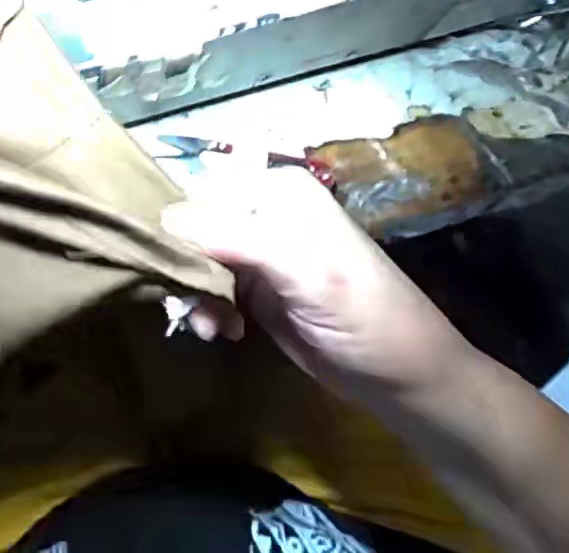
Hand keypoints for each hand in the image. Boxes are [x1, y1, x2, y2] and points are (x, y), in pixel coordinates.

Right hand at [161, 166, 480, 407]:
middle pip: (196, 228)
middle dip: (187, 268)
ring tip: (208, 326)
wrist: (404, 379)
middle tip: (189, 308)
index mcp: (277, 190)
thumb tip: (164, 221)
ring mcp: (256, 250)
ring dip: (195, 294)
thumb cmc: (363, 314)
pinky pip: (209, 286)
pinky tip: (221, 331)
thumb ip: (233, 238)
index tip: (172, 273)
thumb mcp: (301, 270)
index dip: (181, 232)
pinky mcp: (253, 285)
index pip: (205, 195)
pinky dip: (206, 309)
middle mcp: (262, 211)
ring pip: (197, 260)